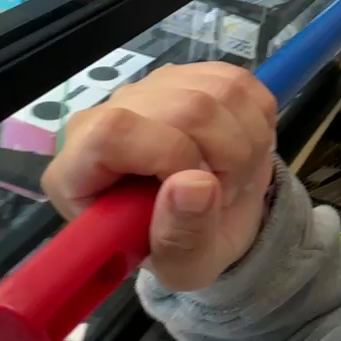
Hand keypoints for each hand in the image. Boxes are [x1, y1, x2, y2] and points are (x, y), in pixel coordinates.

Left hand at [40, 63, 277, 290]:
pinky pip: (243, 83)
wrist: (215, 221)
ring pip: (221, 92)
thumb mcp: (184, 266)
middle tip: (225, 193)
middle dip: (227, 156)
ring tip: (234, 175)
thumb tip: (194, 184)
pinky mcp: (196, 74)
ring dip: (248, 143)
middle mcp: (109, 114)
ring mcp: (155, 89)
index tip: (198, 189)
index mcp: (80, 168)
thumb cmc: (186, 247)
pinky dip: (260, 122)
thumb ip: (182, 236)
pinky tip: (244, 148)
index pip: (114, 131)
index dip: (169, 155)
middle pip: (185, 107)